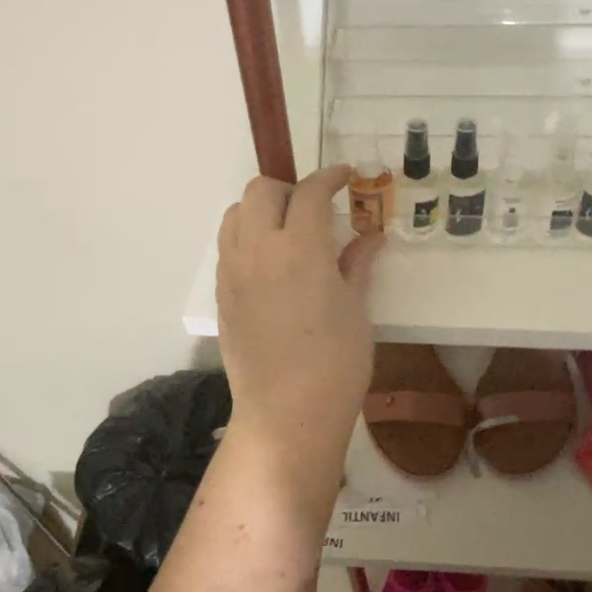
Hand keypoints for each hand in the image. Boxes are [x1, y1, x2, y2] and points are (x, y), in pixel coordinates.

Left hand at [217, 166, 384, 450]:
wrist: (287, 415)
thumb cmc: (336, 365)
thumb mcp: (355, 310)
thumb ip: (356, 265)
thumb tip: (370, 236)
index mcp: (300, 249)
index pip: (311, 193)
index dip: (330, 178)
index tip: (345, 177)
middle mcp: (258, 250)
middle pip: (261, 191)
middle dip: (289, 188)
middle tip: (314, 206)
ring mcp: (233, 272)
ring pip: (236, 214)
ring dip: (261, 209)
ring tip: (287, 231)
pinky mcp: (221, 296)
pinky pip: (228, 246)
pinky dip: (247, 238)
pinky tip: (271, 263)